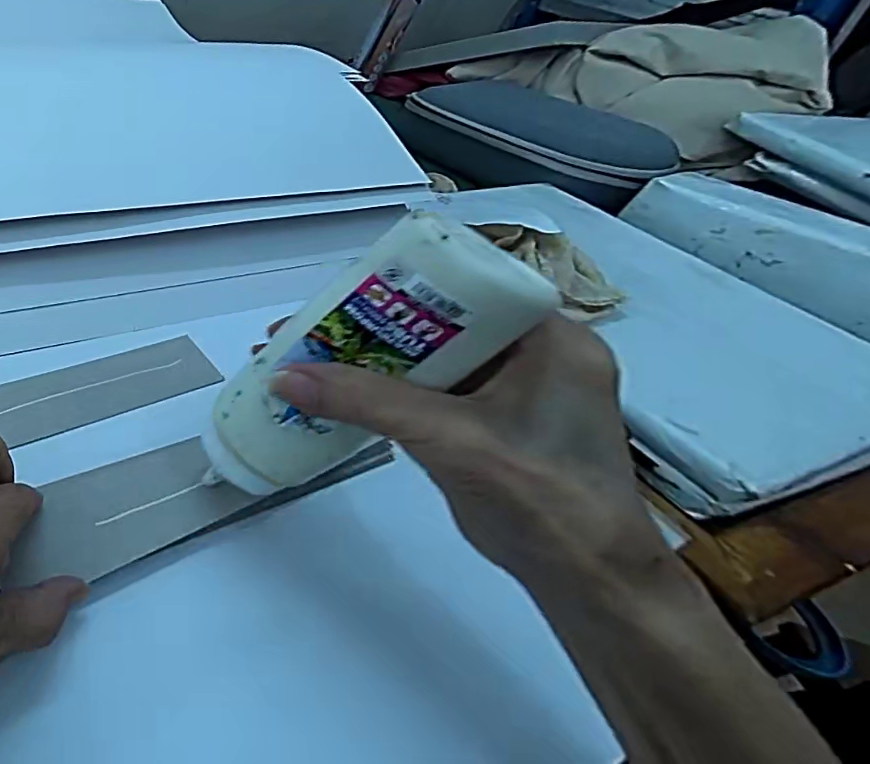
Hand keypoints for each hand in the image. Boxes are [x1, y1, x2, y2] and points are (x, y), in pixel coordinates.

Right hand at [267, 315, 669, 588]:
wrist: (587, 583)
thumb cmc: (545, 500)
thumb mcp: (451, 437)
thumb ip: (365, 401)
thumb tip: (282, 376)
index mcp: (547, 338)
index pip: (458, 287)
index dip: (392, 286)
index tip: (333, 295)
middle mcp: (525, 353)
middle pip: (426, 321)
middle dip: (359, 326)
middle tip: (301, 330)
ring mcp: (500, 387)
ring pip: (413, 355)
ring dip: (357, 358)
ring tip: (300, 358)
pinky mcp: (476, 418)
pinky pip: (412, 387)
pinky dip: (370, 388)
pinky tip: (327, 392)